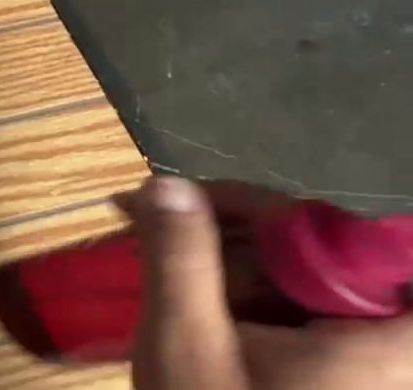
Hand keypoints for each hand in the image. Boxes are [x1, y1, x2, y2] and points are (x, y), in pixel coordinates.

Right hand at [131, 175, 412, 388]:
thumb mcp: (185, 343)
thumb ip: (180, 259)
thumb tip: (169, 182)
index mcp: (388, 350)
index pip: (380, 249)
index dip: (290, 216)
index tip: (207, 208)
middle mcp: (397, 356)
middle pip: (337, 256)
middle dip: (243, 231)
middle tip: (163, 224)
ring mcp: (375, 368)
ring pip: (319, 279)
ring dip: (239, 256)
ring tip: (164, 254)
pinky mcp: (349, 377)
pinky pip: (313, 310)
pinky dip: (252, 289)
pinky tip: (195, 290)